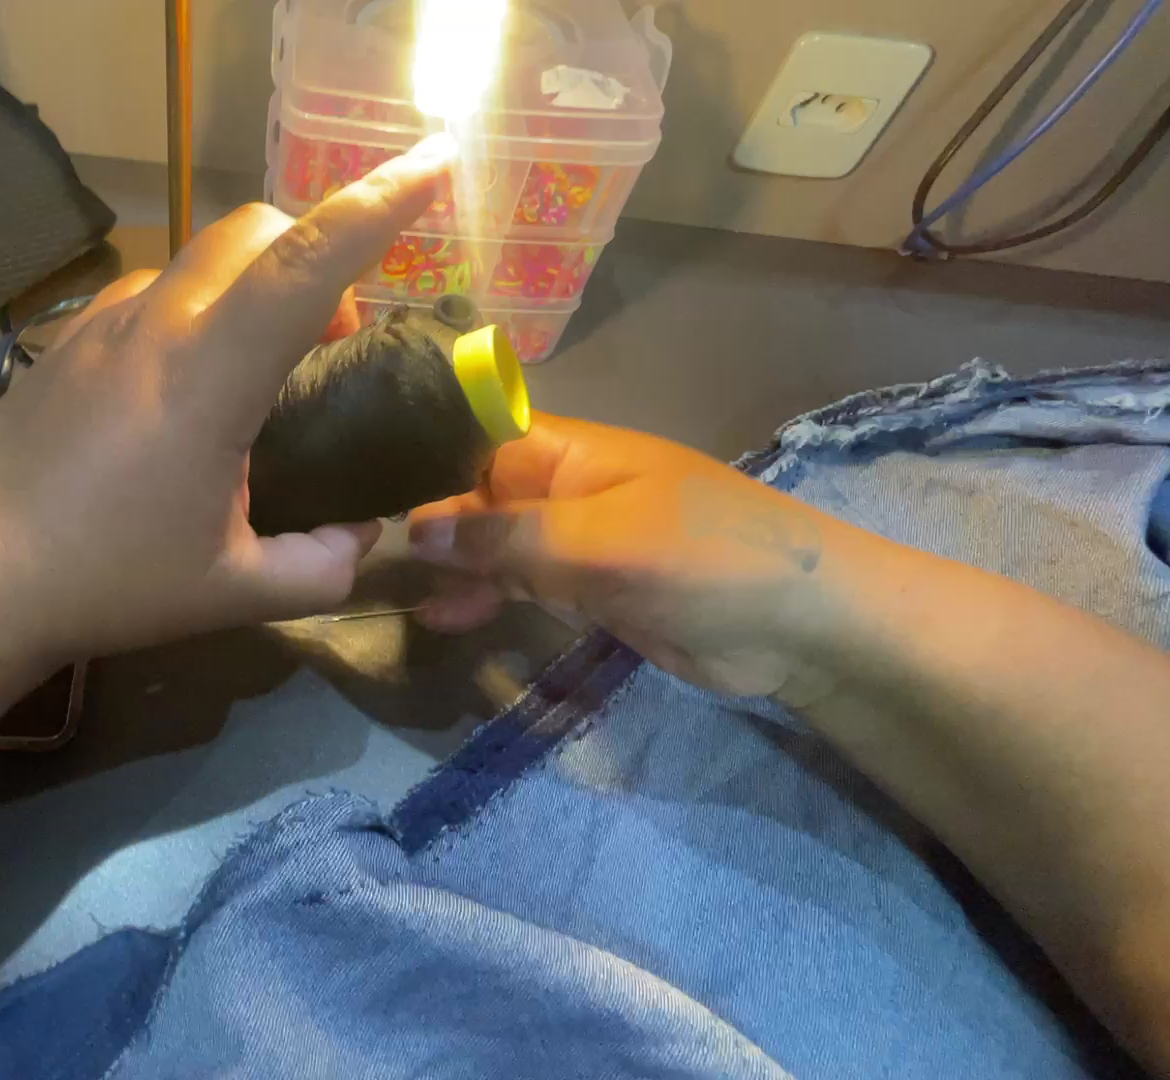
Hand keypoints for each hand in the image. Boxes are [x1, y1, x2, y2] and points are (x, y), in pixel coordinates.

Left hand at [0, 134, 457, 682]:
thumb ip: (320, 567)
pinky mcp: (65, 343)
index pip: (308, 263)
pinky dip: (197, 311)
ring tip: (257, 371)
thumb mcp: (232, 592)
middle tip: (329, 340)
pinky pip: (151, 293)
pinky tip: (181, 391)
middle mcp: (153, 325)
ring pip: (198, 258)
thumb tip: (360, 538)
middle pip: (252, 229)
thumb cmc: (104, 583)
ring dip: (252, 285)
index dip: (380, 205)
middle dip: (314, 252)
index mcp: (206, 375)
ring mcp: (98, 325)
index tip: (435, 162)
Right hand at [408, 413, 845, 698]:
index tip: (367, 479)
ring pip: (490, 544)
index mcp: (564, 453)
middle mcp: (557, 488)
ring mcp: (568, 540)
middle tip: (370, 549)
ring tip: (406, 591)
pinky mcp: (579, 587)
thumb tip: (416, 530)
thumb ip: (505, 538)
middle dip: (431, 519)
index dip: (424, 453)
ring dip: (452, 565)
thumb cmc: (707, 559)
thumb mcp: (599, 543)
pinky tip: (446, 617)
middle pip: (475, 495)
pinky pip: (515, 584)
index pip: (476, 436)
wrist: (802, 629)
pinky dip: (483, 597)